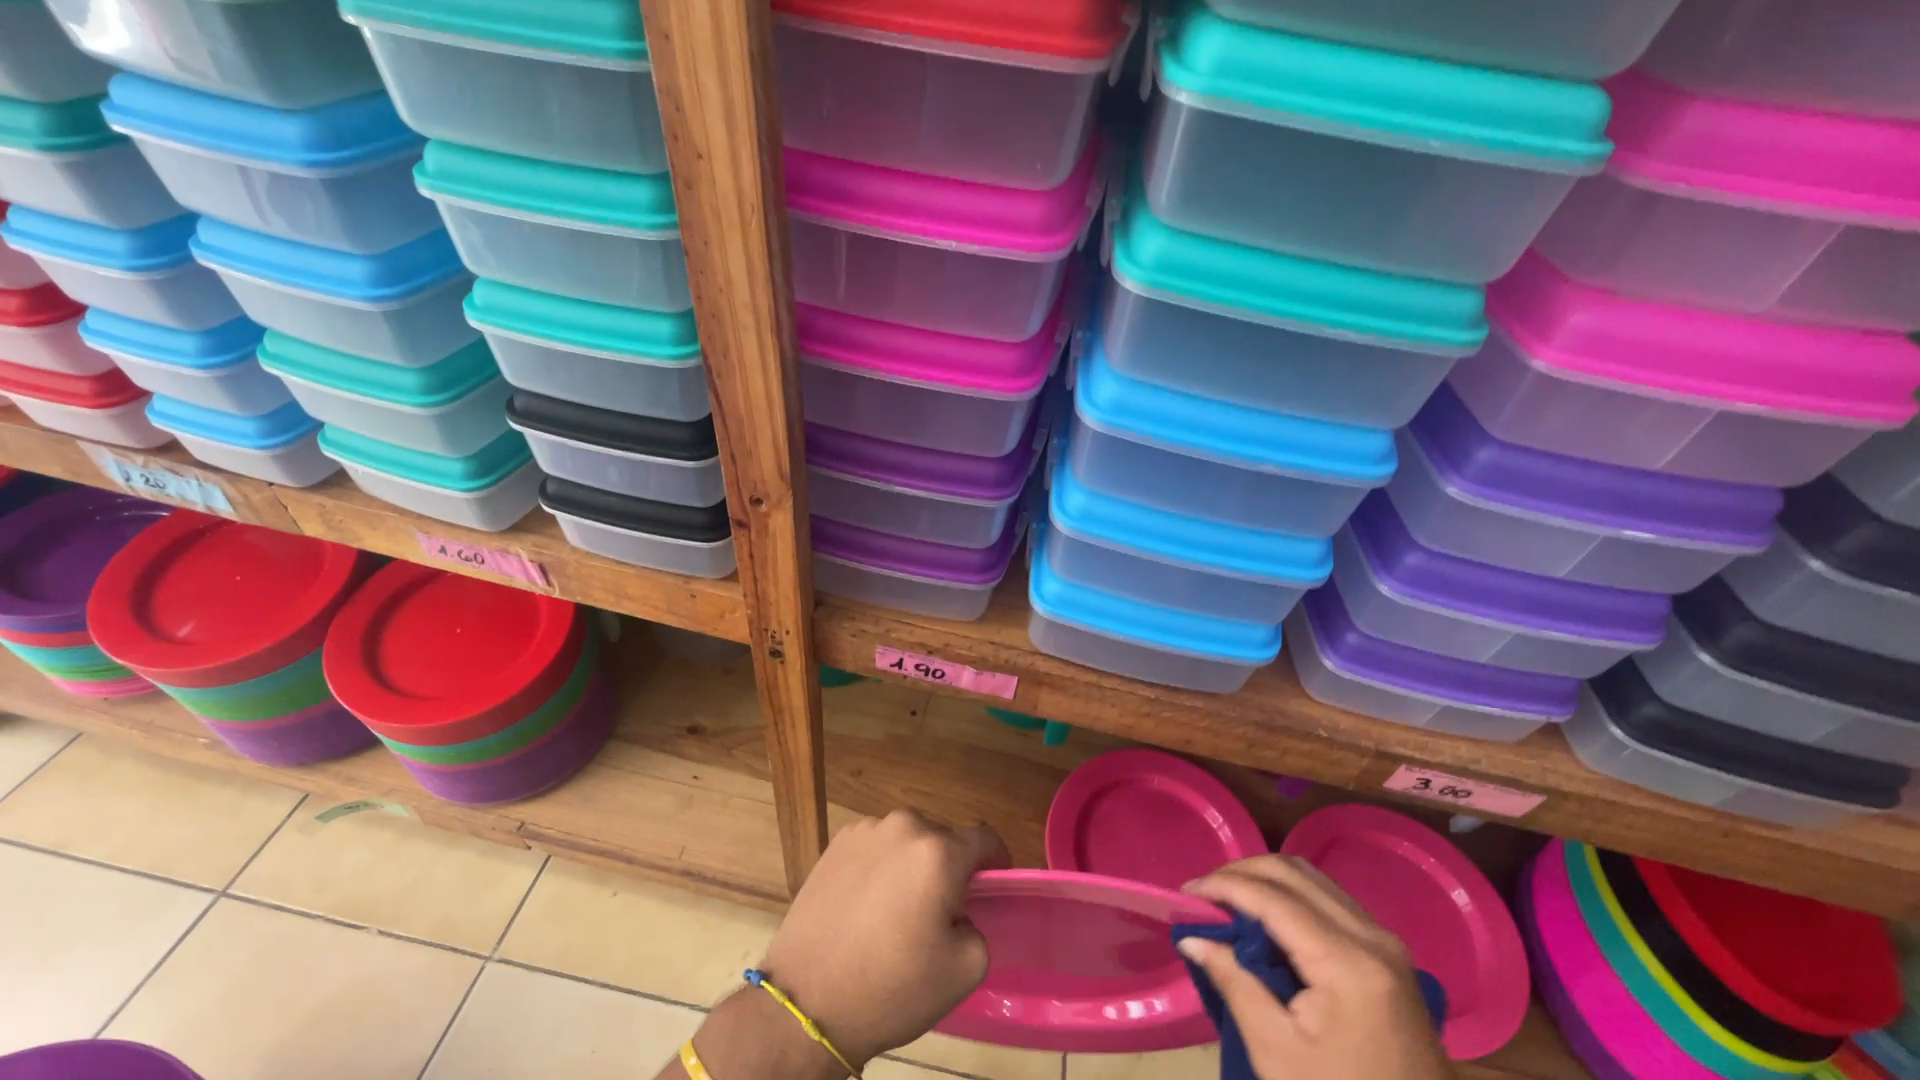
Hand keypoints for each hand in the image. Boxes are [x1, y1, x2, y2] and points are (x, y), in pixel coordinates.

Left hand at [756, 811, 1010, 1068]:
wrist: (806, 1001)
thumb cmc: (891, 987)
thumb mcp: (964, 969)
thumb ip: (978, 926)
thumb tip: (958, 912)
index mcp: (938, 853)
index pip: (984, 838)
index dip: (995, 861)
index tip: (992, 886)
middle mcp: (901, 828)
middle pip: (942, 839)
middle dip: (949, 869)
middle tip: (940, 913)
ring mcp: (863, 832)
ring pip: (906, 843)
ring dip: (912, 866)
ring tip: (898, 913)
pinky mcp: (833, 846)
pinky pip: (875, 849)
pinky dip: (881, 869)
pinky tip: (868, 908)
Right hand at [1178, 856, 1450, 1079]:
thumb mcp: (1276, 1051)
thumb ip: (1235, 984)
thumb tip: (1193, 937)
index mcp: (1346, 962)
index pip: (1274, 898)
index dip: (1224, 886)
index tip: (1184, 893)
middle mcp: (1371, 936)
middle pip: (1295, 873)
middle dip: (1241, 873)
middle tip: (1201, 895)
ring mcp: (1384, 939)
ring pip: (1313, 878)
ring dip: (1265, 880)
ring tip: (1225, 901)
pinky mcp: (1386, 950)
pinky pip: (1329, 898)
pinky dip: (1289, 894)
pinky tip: (1263, 916)